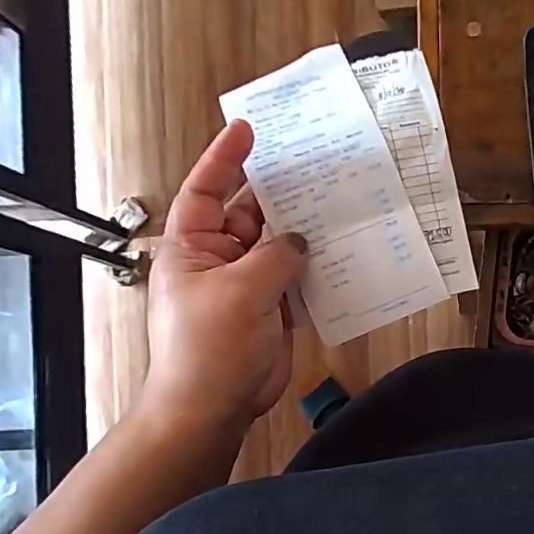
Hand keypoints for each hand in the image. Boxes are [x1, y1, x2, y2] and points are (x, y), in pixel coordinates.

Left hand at [141, 120, 308, 433]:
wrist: (215, 404)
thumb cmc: (208, 348)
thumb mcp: (239, 292)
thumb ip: (274, 257)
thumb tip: (299, 240)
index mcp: (193, 247)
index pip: (207, 192)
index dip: (225, 159)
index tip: (247, 130)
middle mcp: (221, 259)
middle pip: (251, 216)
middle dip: (278, 195)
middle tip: (313, 168)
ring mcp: (249, 285)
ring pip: (280, 247)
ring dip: (304, 233)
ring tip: (336, 207)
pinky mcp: (273, 308)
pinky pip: (297, 278)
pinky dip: (316, 268)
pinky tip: (340, 254)